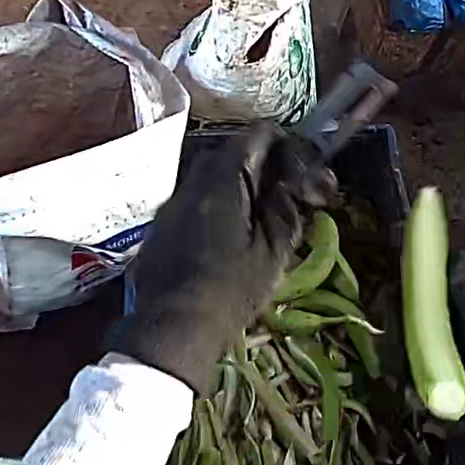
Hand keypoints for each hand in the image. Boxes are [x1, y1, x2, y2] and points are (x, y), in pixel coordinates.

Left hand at [112, 123, 334, 390]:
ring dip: (240, 185)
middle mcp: (192, 182)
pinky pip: (196, 199)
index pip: (257, 135)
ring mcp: (172, 203)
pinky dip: (219, 204)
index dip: (287, 144)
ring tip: (262, 217)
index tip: (303, 168)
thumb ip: (287, 207)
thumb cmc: (232, 290)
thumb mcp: (274, 251)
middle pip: (233, 152)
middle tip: (288, 195)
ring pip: (212, 175)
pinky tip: (231, 236)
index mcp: (223, 182)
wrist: (173, 330)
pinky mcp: (161, 225)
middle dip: (265, 165)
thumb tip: (296, 182)